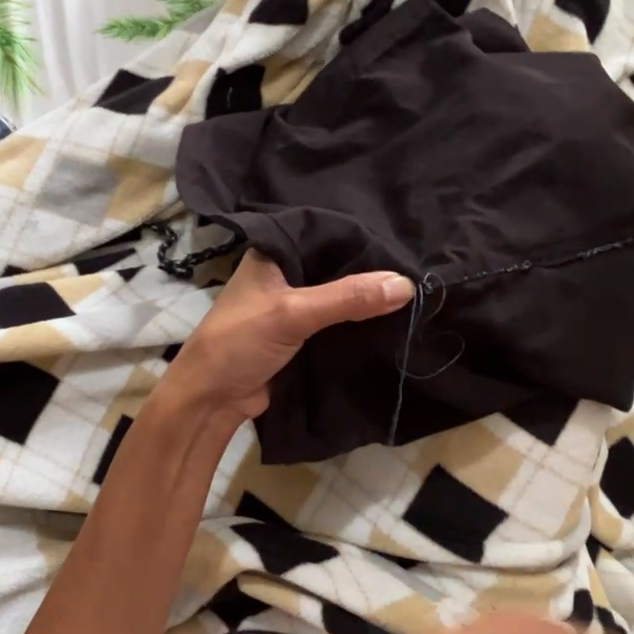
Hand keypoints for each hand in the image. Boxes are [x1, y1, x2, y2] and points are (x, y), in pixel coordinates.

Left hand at [160, 250, 412, 422]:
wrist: (211, 400)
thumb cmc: (239, 343)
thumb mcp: (293, 313)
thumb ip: (347, 298)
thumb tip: (408, 284)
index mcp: (274, 252)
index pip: (326, 233)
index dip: (363, 236)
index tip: (407, 239)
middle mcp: (285, 274)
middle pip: (337, 266)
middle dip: (372, 271)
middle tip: (422, 266)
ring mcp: (294, 307)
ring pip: (340, 297)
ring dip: (369, 300)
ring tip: (421, 290)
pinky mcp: (302, 337)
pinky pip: (339, 324)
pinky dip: (360, 325)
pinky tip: (396, 320)